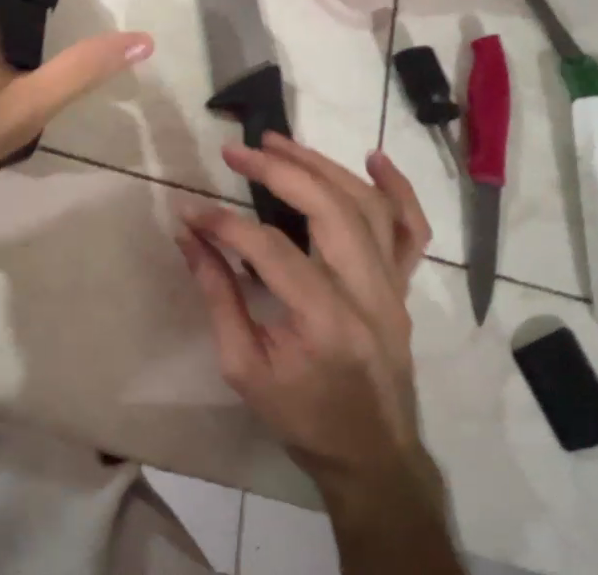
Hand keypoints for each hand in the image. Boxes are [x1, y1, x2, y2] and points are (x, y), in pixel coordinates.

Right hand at [175, 134, 436, 502]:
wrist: (372, 456)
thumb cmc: (301, 417)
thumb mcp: (242, 365)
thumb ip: (217, 294)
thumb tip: (188, 235)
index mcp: (326, 321)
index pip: (270, 250)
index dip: (224, 225)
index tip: (188, 213)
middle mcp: (369, 295)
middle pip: (330, 211)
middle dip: (279, 171)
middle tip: (236, 150)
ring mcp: (394, 289)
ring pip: (368, 208)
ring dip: (322, 167)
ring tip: (278, 142)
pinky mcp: (402, 289)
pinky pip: (410, 231)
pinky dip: (396, 191)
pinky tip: (372, 159)